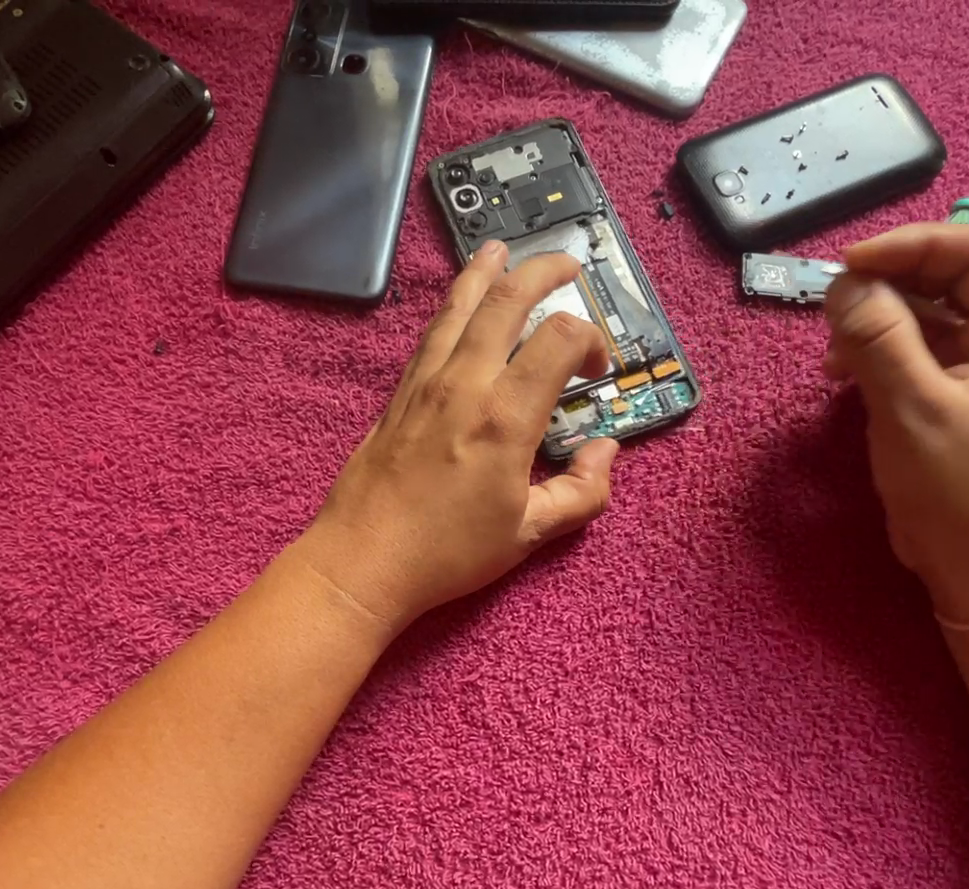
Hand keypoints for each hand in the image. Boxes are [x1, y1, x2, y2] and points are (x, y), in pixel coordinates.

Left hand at [292, 240, 618, 630]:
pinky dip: (452, 306)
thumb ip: (580, 493)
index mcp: (505, 417)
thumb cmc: (447, 553)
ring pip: (459, 306)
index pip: (560, 340)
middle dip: (542, 271)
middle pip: (506, 300)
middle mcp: (464, 384)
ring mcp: (425, 384)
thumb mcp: (529, 534)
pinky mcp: (398, 394)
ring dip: (485, 271)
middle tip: (566, 263)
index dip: (591, 341)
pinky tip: (457, 304)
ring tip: (499, 248)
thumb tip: (605, 453)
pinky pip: (430, 333)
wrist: (363, 561)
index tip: (595, 371)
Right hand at [823, 223, 968, 624]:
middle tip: (833, 309)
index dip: (913, 246)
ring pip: (925, 313)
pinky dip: (874, 352)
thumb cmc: (961, 494)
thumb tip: (846, 285)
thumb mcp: (915, 413)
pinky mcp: (951, 394)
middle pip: (949, 278)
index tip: (850, 266)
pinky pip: (912, 351)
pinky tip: (842, 373)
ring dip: (874, 321)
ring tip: (833, 352)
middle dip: (887, 283)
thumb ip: (881, 341)